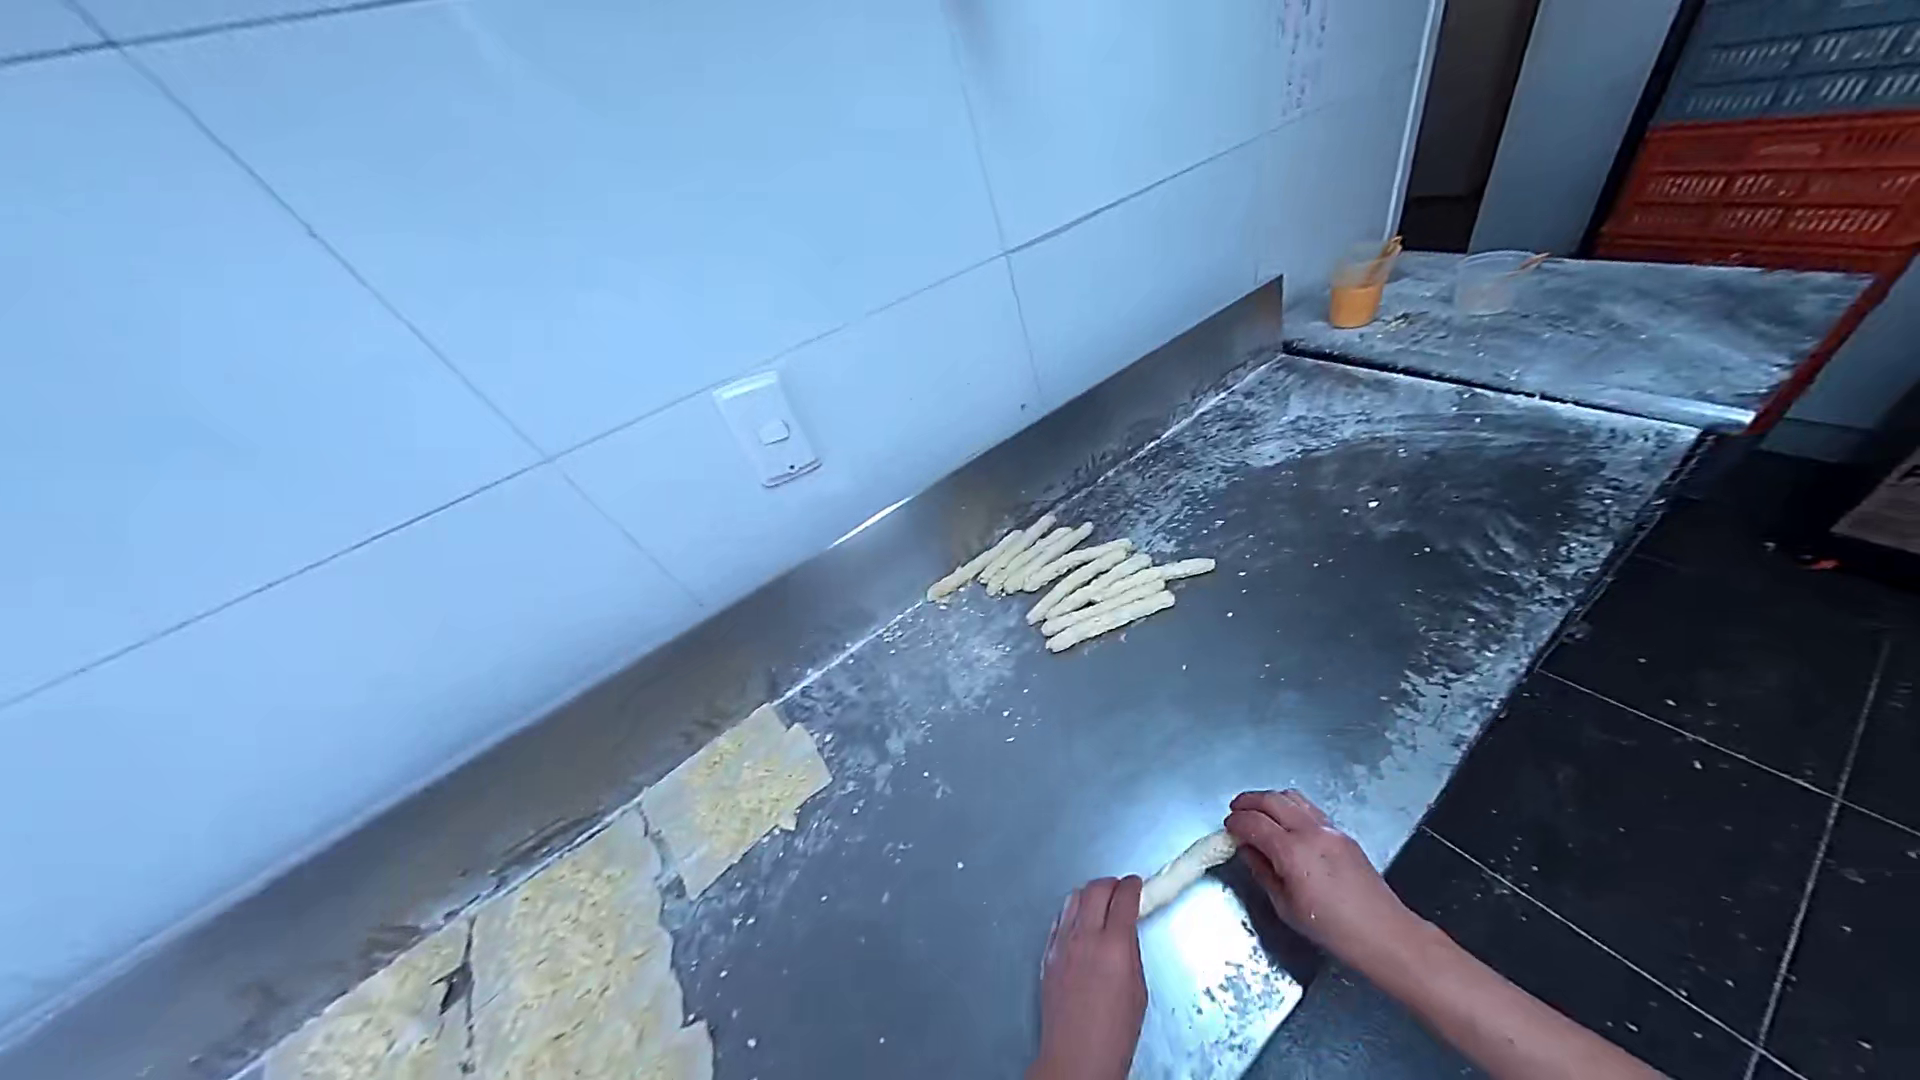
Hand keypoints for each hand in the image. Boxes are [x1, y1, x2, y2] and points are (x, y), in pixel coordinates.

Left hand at [1027, 876, 1147, 1079]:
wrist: (1075, 1059)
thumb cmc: (1115, 1034)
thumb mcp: (1138, 992)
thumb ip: (1131, 952)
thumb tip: (1127, 928)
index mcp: (1114, 947)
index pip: (1123, 899)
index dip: (1132, 886)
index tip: (1137, 883)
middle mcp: (1085, 937)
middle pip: (1095, 889)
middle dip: (1111, 883)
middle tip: (1120, 888)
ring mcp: (1062, 943)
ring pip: (1074, 898)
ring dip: (1090, 893)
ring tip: (1101, 900)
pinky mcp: (1047, 953)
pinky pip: (1060, 918)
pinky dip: (1073, 911)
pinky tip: (1080, 920)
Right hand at [1224, 790, 1426, 969]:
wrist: (1387, 936)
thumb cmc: (1334, 930)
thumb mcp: (1285, 907)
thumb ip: (1262, 871)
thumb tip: (1247, 850)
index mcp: (1292, 852)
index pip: (1252, 822)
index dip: (1235, 822)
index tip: (1227, 828)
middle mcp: (1310, 832)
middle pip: (1270, 799)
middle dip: (1247, 802)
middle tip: (1235, 811)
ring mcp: (1329, 829)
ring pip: (1291, 796)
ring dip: (1269, 800)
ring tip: (1258, 812)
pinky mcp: (1342, 833)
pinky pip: (1309, 808)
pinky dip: (1289, 807)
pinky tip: (1285, 822)